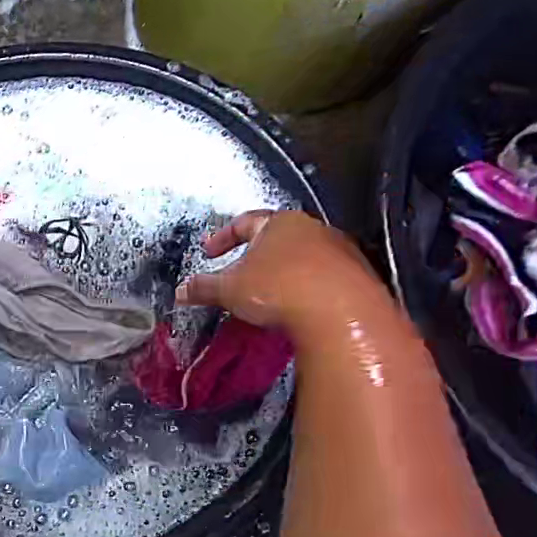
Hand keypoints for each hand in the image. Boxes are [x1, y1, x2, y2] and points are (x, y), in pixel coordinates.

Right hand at [176, 210, 385, 332]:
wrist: (340, 314)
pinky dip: (305, 286)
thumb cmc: (278, 289)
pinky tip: (296, 306)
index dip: (222, 238)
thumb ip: (203, 287)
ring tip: (267, 294)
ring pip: (301, 256)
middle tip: (238, 274)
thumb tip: (181, 291)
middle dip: (255, 256)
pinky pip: (322, 276)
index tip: (210, 251)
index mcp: (277, 223)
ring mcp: (337, 249)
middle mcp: (311, 228)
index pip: (243, 223)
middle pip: (275, 237)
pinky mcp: (356, 274)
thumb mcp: (229, 290)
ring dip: (282, 271)